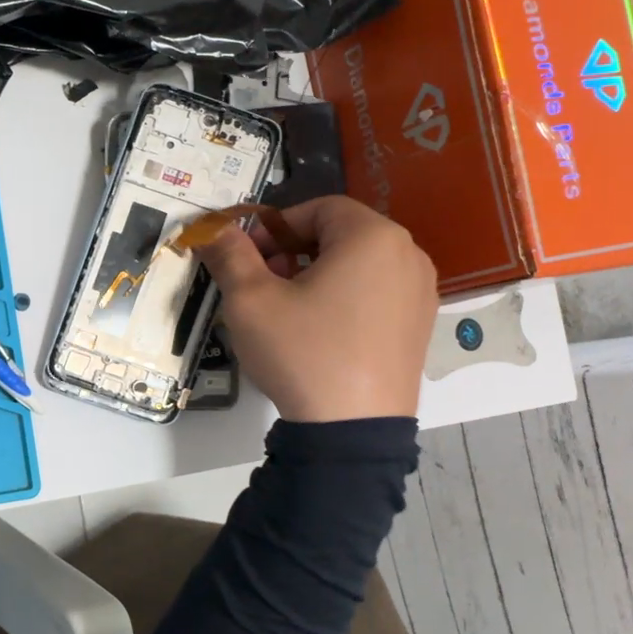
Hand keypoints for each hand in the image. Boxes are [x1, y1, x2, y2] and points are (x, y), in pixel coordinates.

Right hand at [190, 195, 437, 422]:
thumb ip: (231, 256)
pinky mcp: (418, 326)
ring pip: (358, 266)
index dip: (274, 226)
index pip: (318, 208)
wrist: (352, 425)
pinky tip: (317, 334)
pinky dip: (342, 300)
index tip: (245, 257)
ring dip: (316, 276)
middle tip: (259, 285)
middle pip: (340, 235)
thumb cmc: (301, 351)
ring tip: (285, 312)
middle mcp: (408, 254)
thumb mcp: (250, 301)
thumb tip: (212, 228)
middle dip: (292, 252)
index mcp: (372, 237)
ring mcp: (420, 292)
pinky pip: (375, 295)